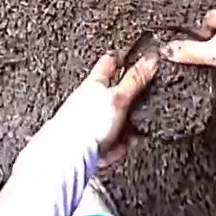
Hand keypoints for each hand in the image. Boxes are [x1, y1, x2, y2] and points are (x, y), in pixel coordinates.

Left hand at [39, 53, 158, 165]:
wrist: (65, 158)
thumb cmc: (84, 124)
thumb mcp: (118, 98)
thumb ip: (134, 80)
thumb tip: (150, 59)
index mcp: (92, 83)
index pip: (108, 63)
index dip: (121, 59)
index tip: (131, 57)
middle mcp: (86, 100)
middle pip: (112, 94)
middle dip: (127, 103)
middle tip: (137, 107)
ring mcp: (85, 122)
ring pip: (111, 121)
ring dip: (123, 129)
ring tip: (127, 136)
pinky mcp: (86, 144)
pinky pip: (108, 143)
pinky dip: (115, 147)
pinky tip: (116, 149)